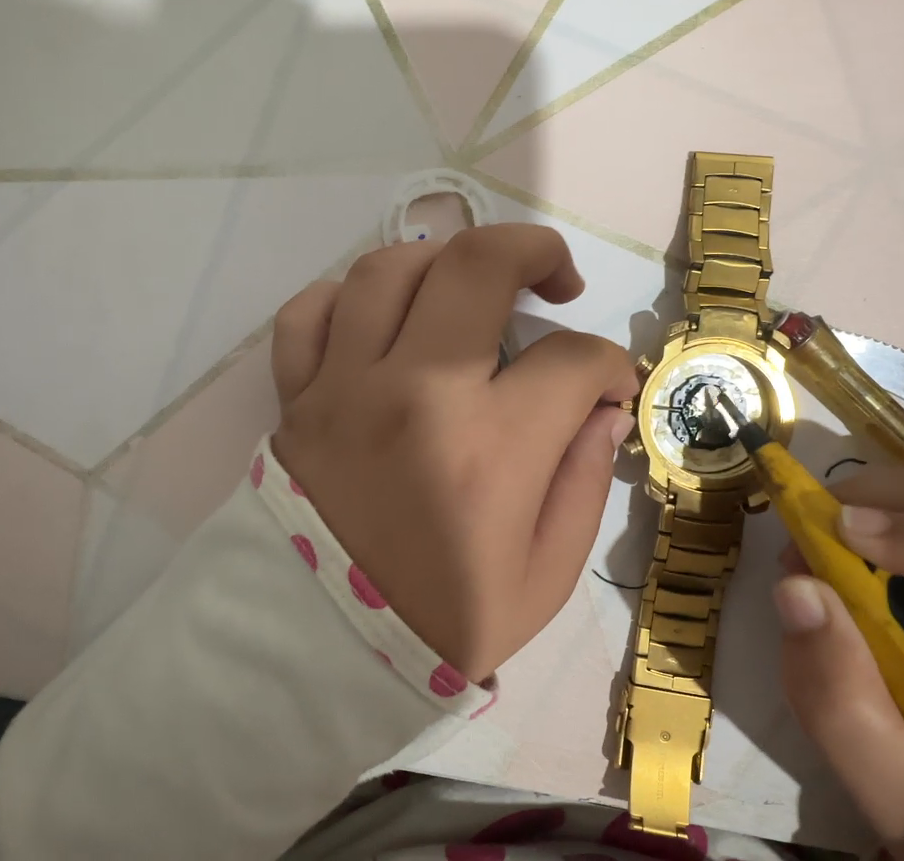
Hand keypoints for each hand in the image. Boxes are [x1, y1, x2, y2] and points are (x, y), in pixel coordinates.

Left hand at [270, 225, 637, 680]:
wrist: (324, 652)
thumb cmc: (443, 619)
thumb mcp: (544, 576)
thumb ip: (583, 481)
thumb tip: (601, 406)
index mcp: (490, 448)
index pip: (571, 359)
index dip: (608, 363)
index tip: (607, 384)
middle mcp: (415, 395)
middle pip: (477, 265)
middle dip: (534, 250)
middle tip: (554, 278)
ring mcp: (343, 387)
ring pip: (388, 268)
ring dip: (440, 262)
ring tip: (464, 289)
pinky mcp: (294, 398)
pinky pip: (306, 313)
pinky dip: (343, 298)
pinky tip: (375, 320)